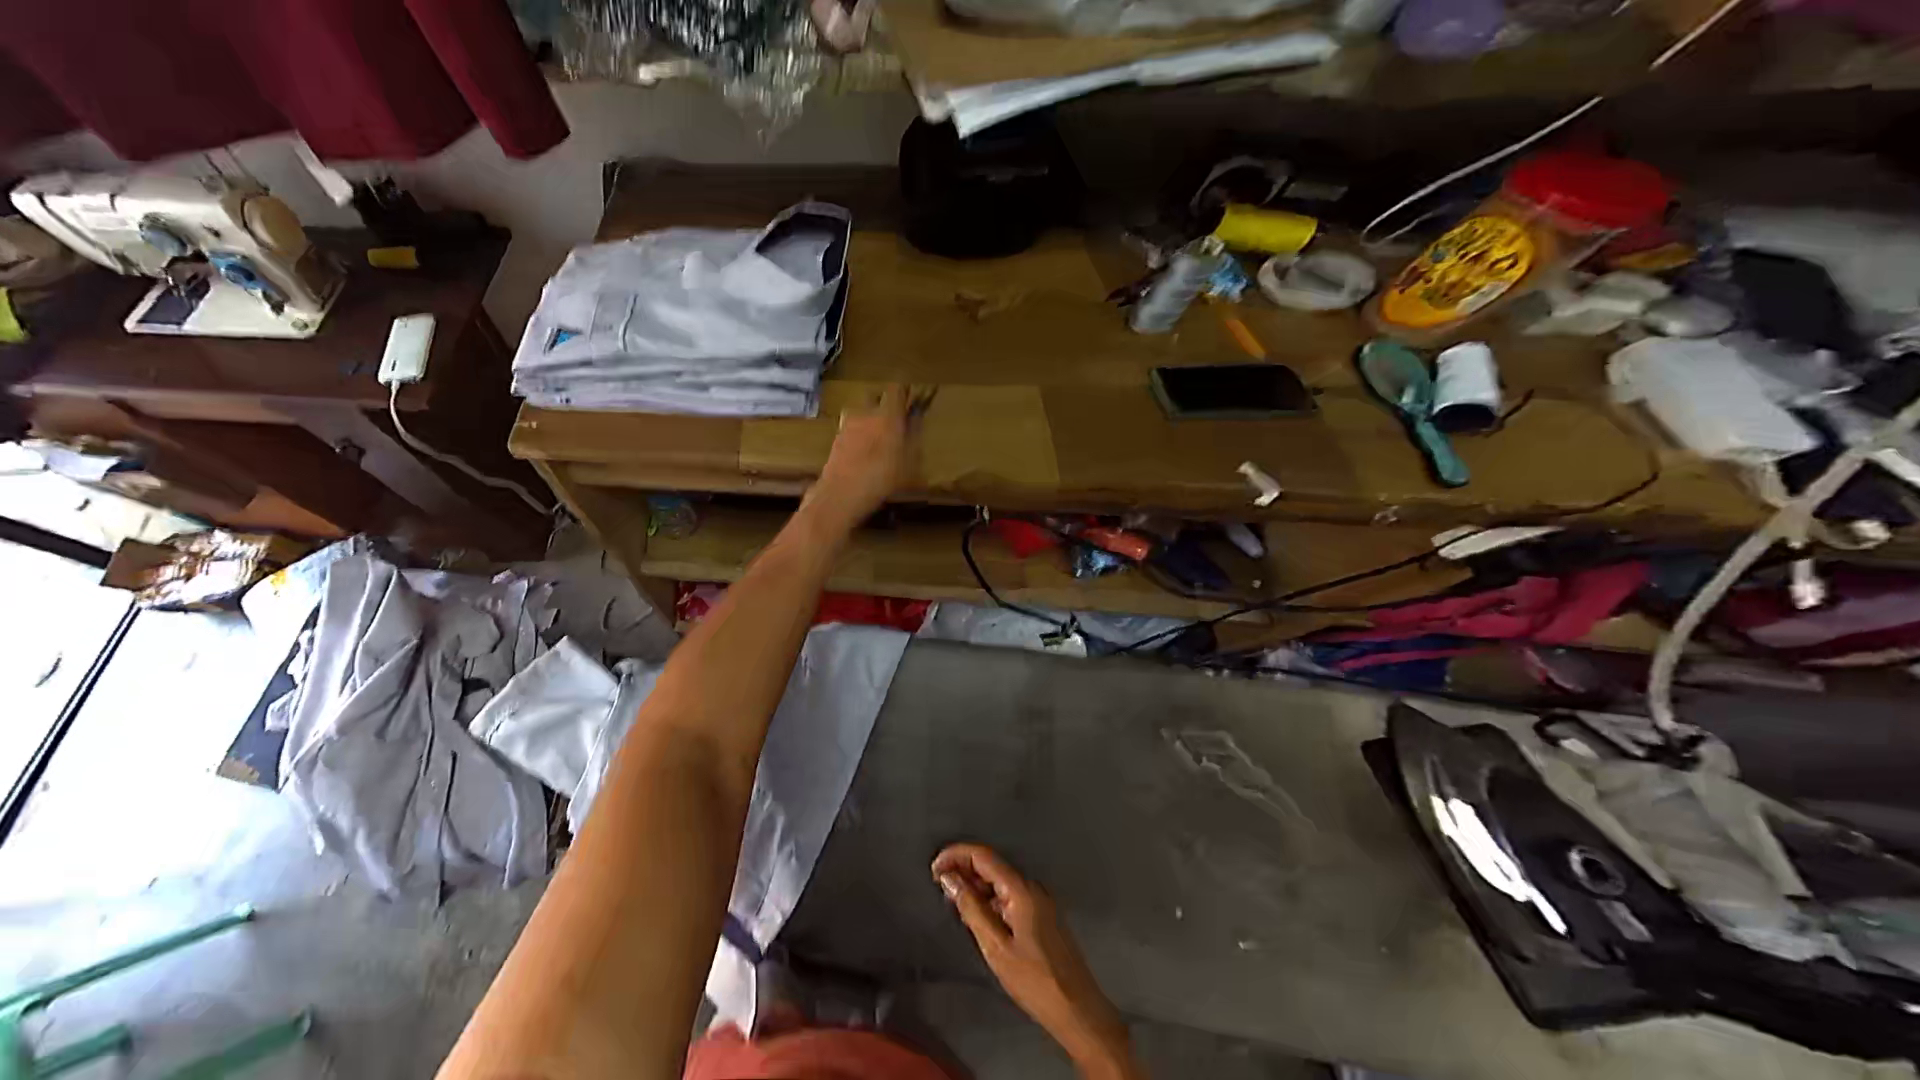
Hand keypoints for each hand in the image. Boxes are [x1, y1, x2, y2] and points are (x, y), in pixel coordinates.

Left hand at [806, 385, 913, 528]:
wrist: (841, 494)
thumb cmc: (882, 478)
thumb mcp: (910, 461)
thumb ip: (913, 435)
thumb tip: (916, 418)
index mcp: (887, 414)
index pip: (896, 390)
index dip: (903, 392)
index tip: (910, 398)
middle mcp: (865, 413)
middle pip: (873, 396)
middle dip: (882, 402)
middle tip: (893, 417)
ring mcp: (846, 425)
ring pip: (859, 412)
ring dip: (867, 418)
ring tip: (876, 436)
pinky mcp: (835, 440)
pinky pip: (850, 429)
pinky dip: (857, 434)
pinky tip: (862, 451)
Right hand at [932, 844, 1138, 1078]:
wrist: (1077, 1008)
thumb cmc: (1034, 979)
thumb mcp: (995, 946)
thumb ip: (971, 908)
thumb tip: (950, 878)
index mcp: (1021, 889)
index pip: (984, 855)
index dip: (956, 854)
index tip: (934, 867)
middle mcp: (1032, 886)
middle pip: (993, 865)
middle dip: (964, 869)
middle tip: (939, 885)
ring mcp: (1040, 900)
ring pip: (1001, 881)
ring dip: (976, 884)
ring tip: (953, 901)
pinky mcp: (1043, 914)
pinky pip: (1010, 895)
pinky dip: (990, 898)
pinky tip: (978, 915)